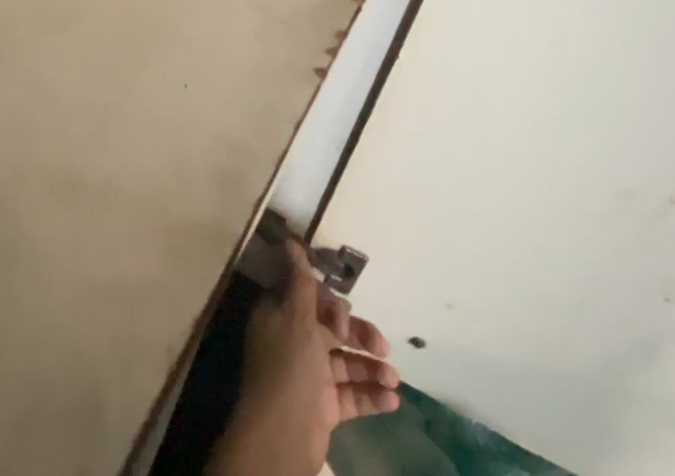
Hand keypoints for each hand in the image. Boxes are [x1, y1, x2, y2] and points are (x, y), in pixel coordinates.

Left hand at [207, 242, 400, 475]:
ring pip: (345, 363)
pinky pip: (350, 394)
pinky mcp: (322, 406)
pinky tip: (392, 399)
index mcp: (280, 318)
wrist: (283, 433)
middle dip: (360, 335)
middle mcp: (292, 343)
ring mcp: (308, 376)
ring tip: (394, 378)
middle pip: (332, 330)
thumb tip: (289, 241)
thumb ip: (299, 281)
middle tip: (382, 345)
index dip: (331, 305)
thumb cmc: (289, 367)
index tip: (342, 317)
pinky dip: (371, 394)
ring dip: (372, 368)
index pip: (309, 299)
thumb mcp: (294, 317)